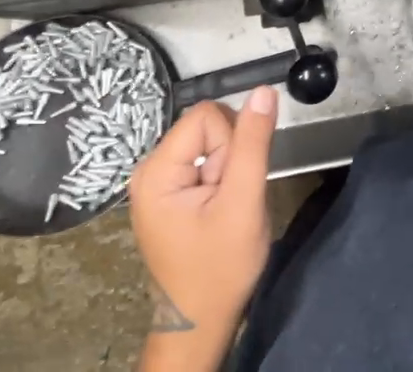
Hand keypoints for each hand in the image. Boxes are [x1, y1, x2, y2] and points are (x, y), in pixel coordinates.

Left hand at [129, 88, 277, 365]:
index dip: (233, 141)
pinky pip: (206, 161)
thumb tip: (263, 91)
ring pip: (212, 142)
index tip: (233, 182)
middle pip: (208, 126)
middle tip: (231, 199)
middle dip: (231, 155)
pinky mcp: (170, 192)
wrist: (201, 321)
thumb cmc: (220, 267)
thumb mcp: (243, 202)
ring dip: (229, 169)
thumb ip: (253, 142)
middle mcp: (149, 169)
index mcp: (156, 171)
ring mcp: (158, 182)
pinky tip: (220, 209)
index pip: (207, 115)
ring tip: (226, 208)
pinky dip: (222, 179)